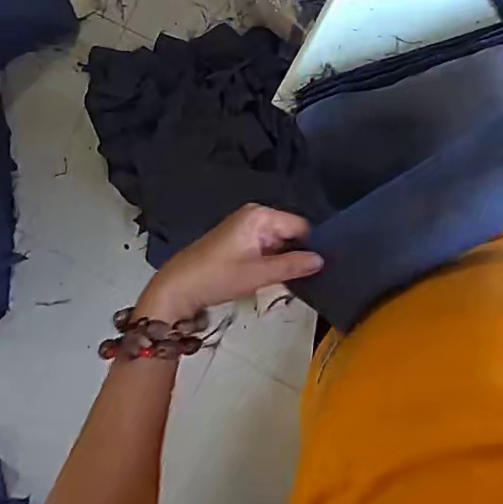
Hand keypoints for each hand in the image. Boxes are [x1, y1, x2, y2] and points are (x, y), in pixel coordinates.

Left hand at [136, 205, 323, 321]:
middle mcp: (255, 215)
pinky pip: (268, 248)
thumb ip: (292, 266)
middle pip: (291, 233)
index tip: (325, 266)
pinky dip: (274, 262)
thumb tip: (322, 260)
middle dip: (300, 253)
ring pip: (280, 243)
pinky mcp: (241, 242)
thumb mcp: (258, 274)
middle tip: (314, 277)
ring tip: (301, 280)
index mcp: (260, 215)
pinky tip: (281, 278)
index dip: (313, 245)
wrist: (176, 289)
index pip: (301, 226)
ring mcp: (247, 228)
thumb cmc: (216, 277)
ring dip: (287, 260)